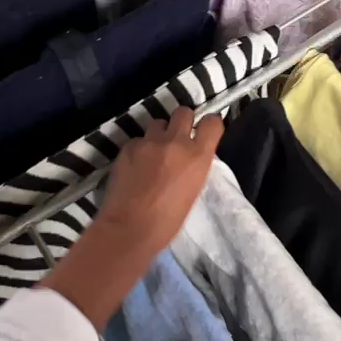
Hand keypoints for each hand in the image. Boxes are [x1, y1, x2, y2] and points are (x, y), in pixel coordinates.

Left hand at [40, 107, 224, 328]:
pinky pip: (137, 140)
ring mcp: (149, 142)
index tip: (204, 130)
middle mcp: (175, 142)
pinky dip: (138, 149)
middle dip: (181, 121)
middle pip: (183, 111)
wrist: (130, 229)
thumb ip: (193, 166)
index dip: (208, 124)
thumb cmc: (168, 221)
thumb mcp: (193, 190)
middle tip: (176, 137)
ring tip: (153, 152)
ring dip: (158, 134)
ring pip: (157, 123)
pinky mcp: (128, 147)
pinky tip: (134, 166)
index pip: (212, 122)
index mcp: (198, 156)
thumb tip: (189, 157)